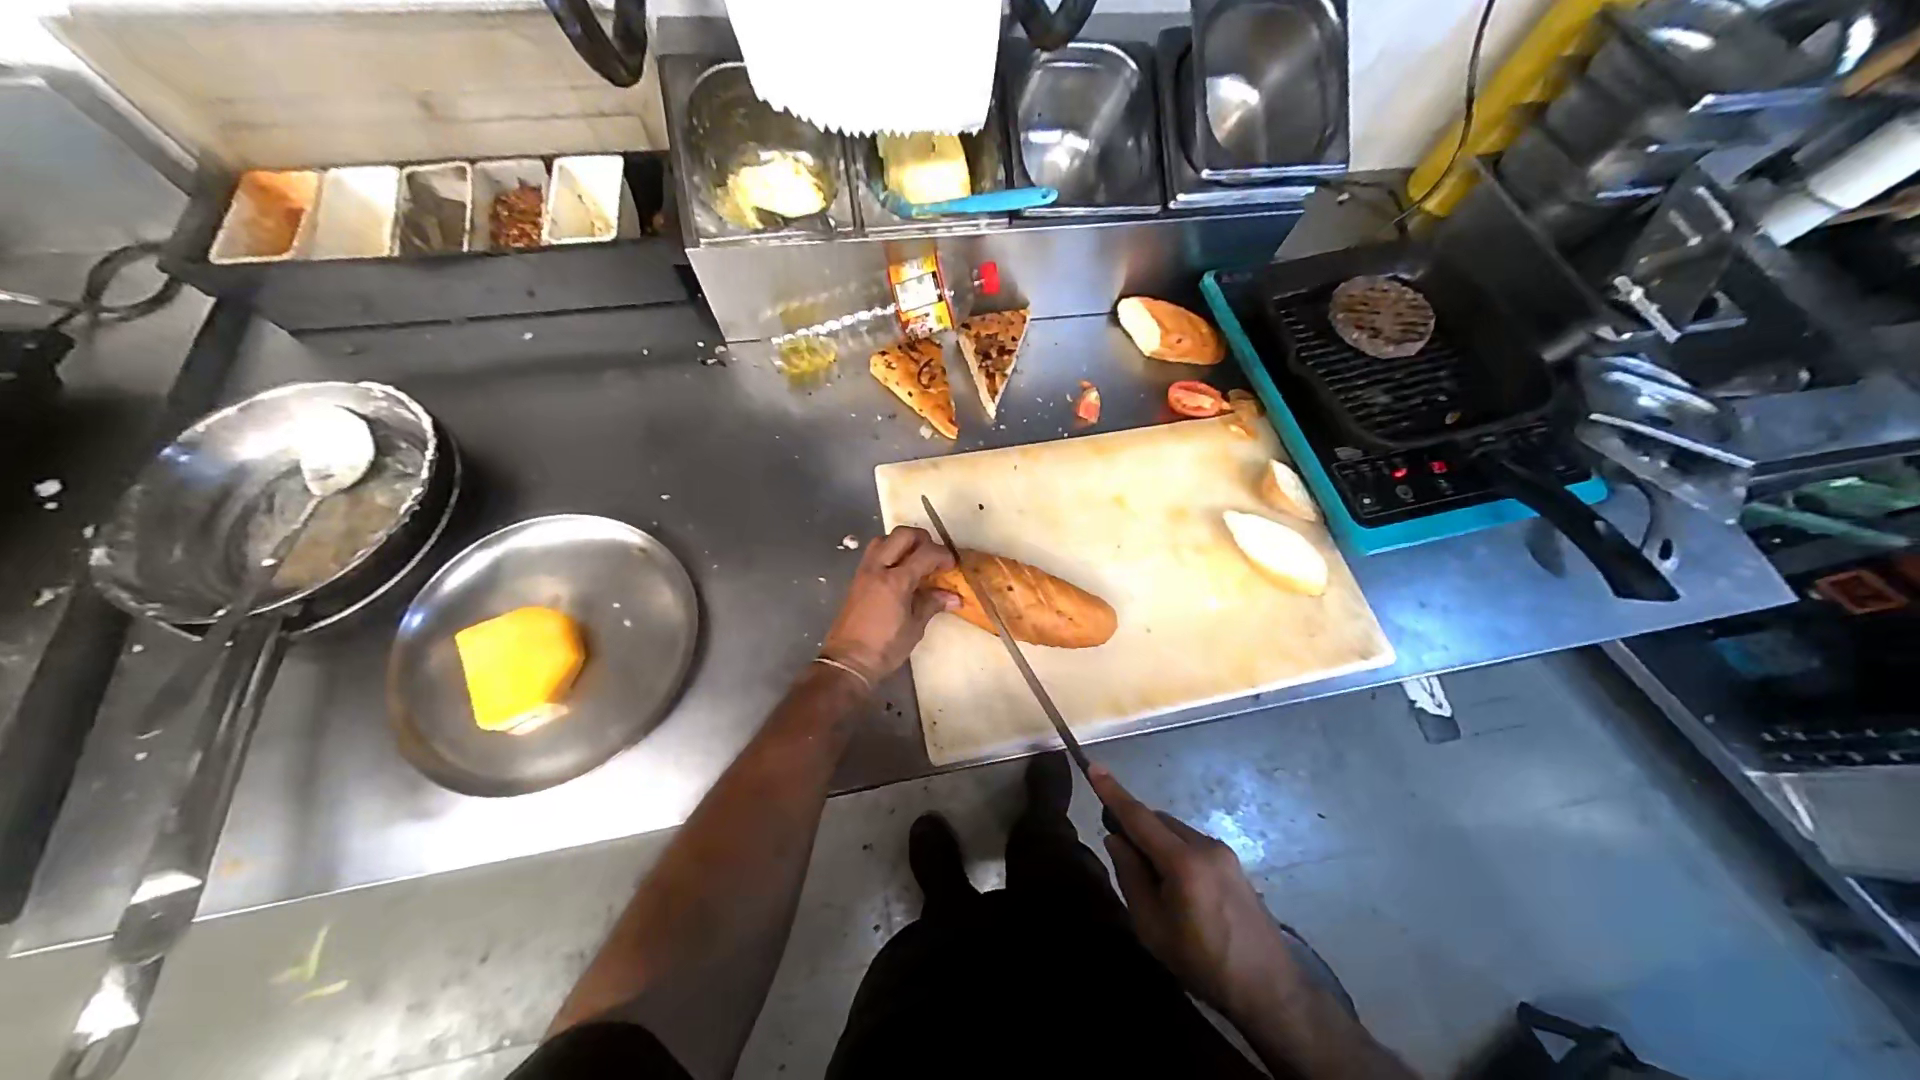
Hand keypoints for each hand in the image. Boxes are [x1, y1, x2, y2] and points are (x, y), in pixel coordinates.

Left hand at [820, 527, 958, 685]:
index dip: (943, 555)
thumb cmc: (885, 648)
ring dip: (902, 543)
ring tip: (915, 561)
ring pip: (884, 539)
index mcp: (896, 581)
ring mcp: (864, 571)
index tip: (952, 565)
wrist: (847, 661)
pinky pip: (874, 553)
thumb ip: (932, 604)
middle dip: (923, 540)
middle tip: (934, 557)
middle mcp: (878, 569)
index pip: (925, 553)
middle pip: (902, 535)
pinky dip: (889, 553)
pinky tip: (899, 573)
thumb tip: (953, 597)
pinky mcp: (856, 579)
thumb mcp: (915, 628)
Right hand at [1089, 763, 1301, 1018]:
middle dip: (1135, 827)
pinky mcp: (1234, 863)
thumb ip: (1130, 877)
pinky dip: (1175, 850)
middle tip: (1121, 855)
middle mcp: (1205, 845)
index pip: (1140, 816)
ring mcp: (1224, 852)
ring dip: (1156, 840)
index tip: (1094, 767)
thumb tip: (1116, 840)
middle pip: (1158, 821)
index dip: (1113, 793)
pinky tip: (1175, 885)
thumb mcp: (1152, 928)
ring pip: (1176, 831)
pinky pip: (1192, 843)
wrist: (1269, 990)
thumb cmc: (1202, 963)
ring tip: (1151, 880)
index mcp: (1183, 862)